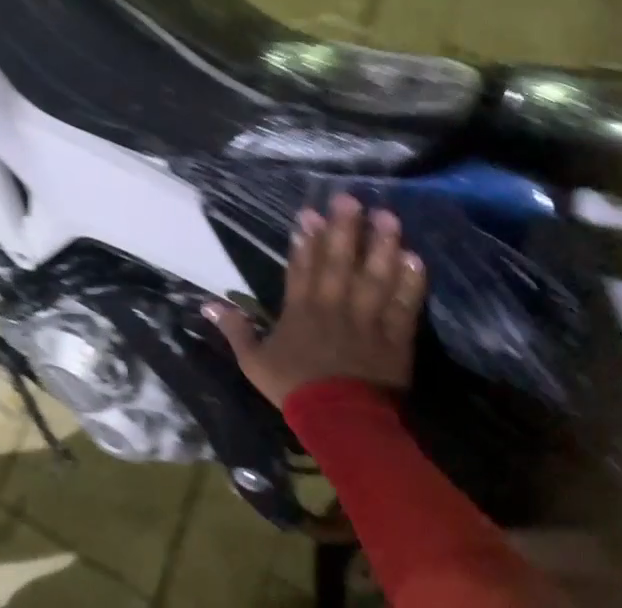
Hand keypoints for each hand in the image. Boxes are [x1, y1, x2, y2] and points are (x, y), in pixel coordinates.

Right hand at [204, 194, 428, 408]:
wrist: (342, 420)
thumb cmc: (293, 387)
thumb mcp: (252, 360)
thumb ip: (234, 329)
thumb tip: (207, 304)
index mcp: (299, 311)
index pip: (302, 268)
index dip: (306, 240)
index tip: (309, 213)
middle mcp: (333, 307)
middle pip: (339, 262)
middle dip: (344, 229)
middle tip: (350, 199)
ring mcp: (367, 321)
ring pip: (375, 277)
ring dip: (381, 245)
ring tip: (388, 217)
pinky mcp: (396, 339)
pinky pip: (404, 306)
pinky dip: (410, 282)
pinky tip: (415, 259)